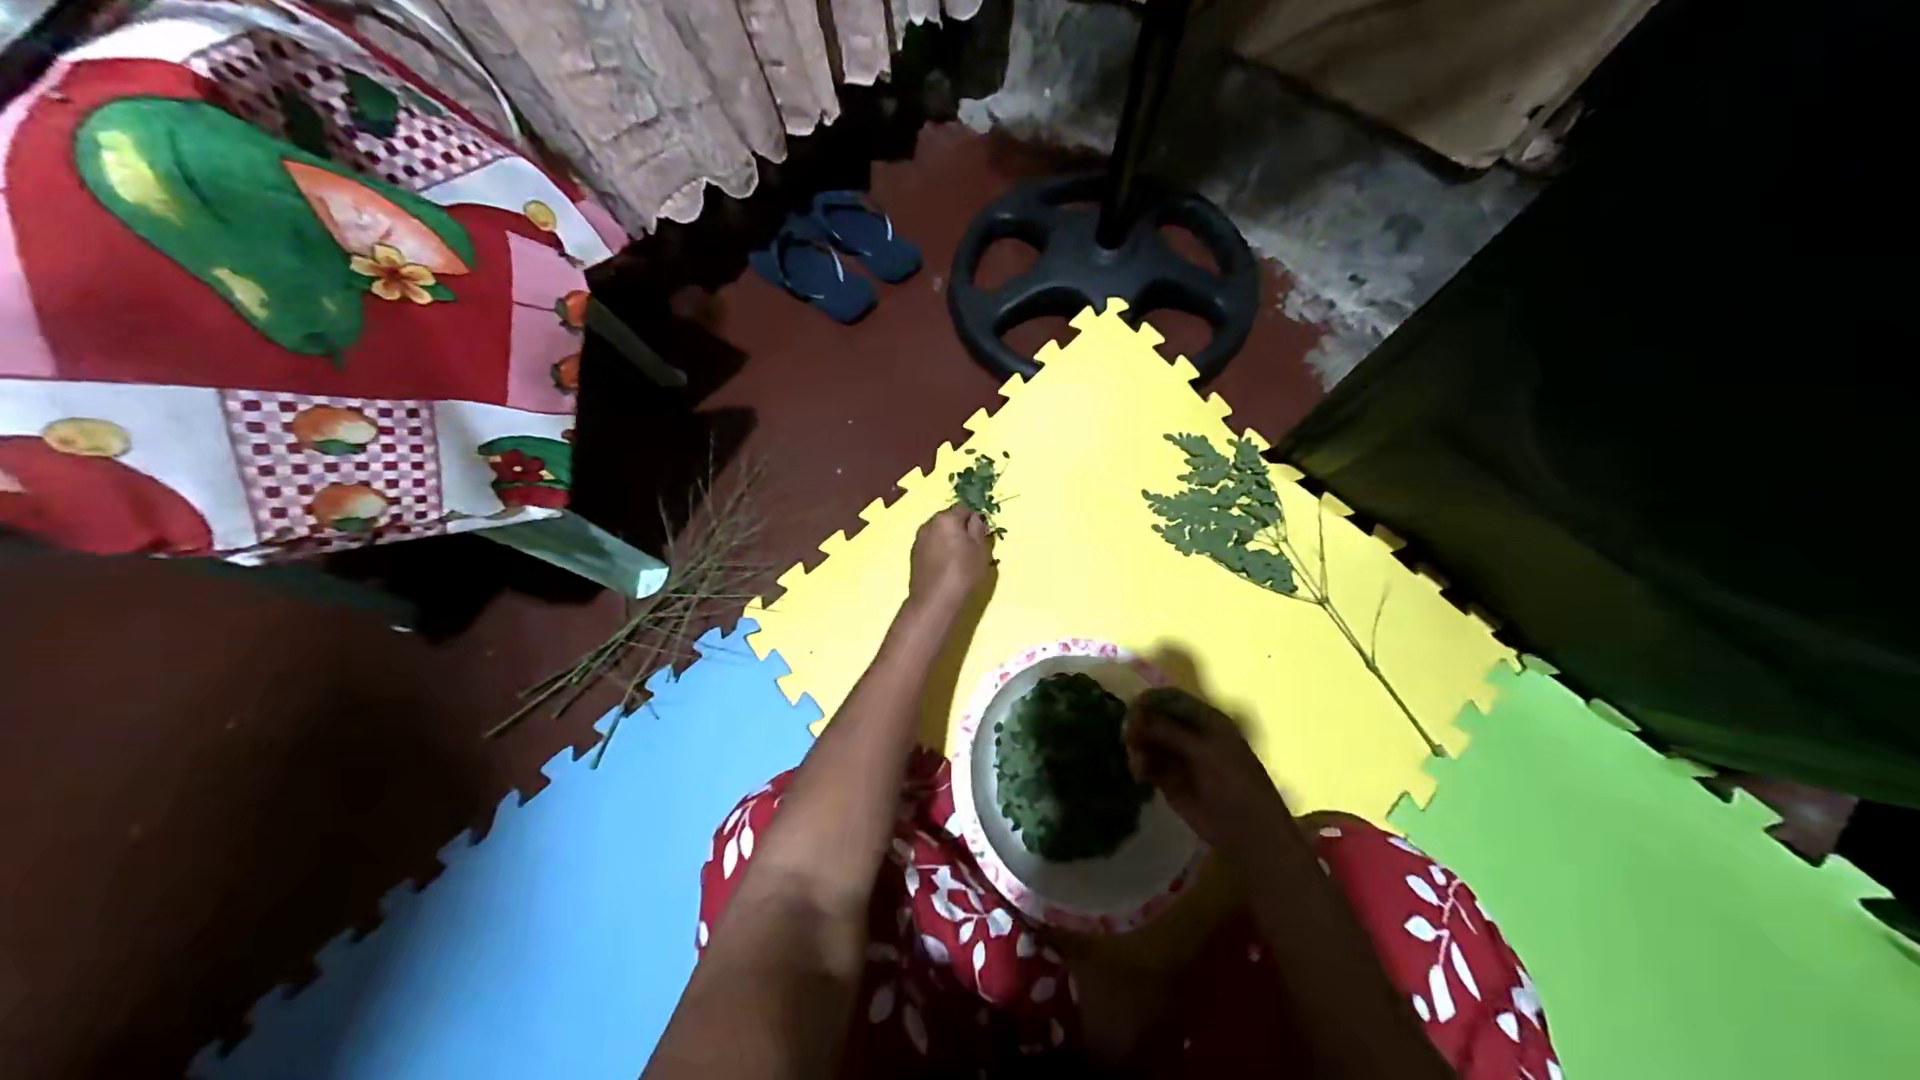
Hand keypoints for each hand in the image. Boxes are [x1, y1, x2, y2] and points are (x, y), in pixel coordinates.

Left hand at [908, 506, 992, 607]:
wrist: (935, 600)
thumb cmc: (963, 572)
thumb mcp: (980, 549)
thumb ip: (978, 528)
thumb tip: (975, 518)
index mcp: (946, 518)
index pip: (964, 508)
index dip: (975, 519)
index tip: (982, 535)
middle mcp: (928, 524)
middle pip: (949, 519)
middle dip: (961, 528)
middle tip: (972, 547)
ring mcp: (919, 539)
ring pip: (939, 532)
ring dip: (949, 539)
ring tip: (959, 558)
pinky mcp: (914, 554)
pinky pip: (931, 544)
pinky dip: (939, 549)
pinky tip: (946, 566)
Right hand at [1123, 688, 1291, 855]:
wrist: (1247, 832)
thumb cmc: (1233, 784)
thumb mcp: (1203, 751)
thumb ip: (1168, 730)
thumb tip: (1134, 716)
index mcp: (1205, 720)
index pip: (1170, 699)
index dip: (1150, 702)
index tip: (1132, 711)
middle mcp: (1190, 734)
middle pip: (1155, 719)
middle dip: (1140, 726)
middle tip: (1129, 739)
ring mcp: (1178, 757)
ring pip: (1148, 741)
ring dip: (1137, 747)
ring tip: (1136, 762)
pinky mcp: (1168, 780)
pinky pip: (1146, 765)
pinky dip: (1138, 766)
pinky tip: (1139, 774)